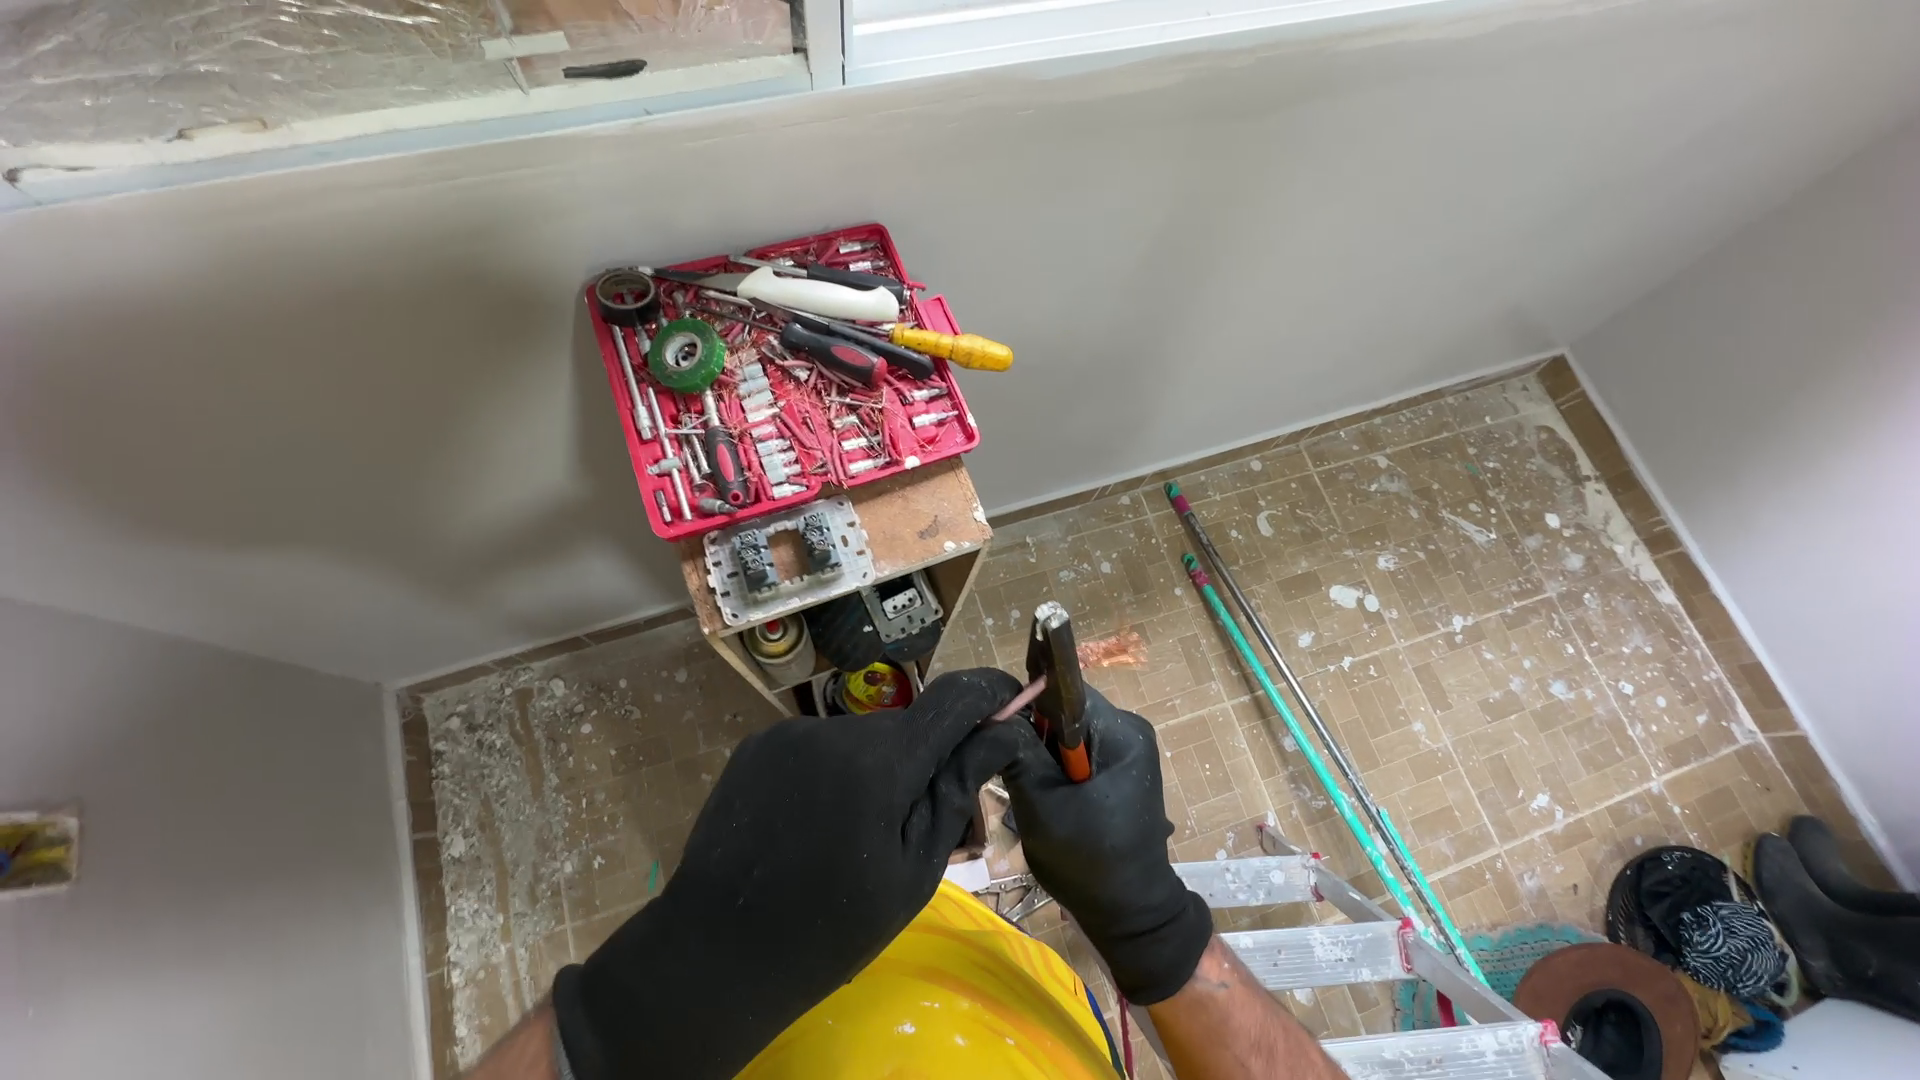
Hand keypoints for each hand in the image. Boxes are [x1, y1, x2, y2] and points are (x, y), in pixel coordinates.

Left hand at [551, 669, 1026, 1079]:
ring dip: (878, 766)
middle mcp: (836, 729)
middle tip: (923, 817)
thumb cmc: (833, 927)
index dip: (992, 693)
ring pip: (863, 735)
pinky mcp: (760, 743)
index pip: (956, 698)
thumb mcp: (914, 868)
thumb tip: (1004, 733)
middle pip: (908, 724)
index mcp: (883, 762)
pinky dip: (836, 769)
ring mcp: (791, 732)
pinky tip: (817, 820)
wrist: (718, 951)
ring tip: (858, 829)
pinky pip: (820, 744)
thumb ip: (957, 790)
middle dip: (927, 756)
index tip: (1012, 704)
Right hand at [1003, 687, 1212, 1003]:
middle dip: (1035, 734)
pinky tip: (1051, 794)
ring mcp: (1130, 749)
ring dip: (1045, 752)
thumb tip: (993, 712)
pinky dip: (1060, 765)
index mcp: (1122, 734)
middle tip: (1014, 770)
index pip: (1064, 694)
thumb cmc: (1087, 863)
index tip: (1000, 734)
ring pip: (1070, 730)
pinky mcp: (1123, 768)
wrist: (1131, 913)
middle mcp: (1131, 730)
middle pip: (1067, 711)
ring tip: (1032, 787)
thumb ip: (1016, 752)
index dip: (1027, 707)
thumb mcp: (1040, 806)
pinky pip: (1081, 748)